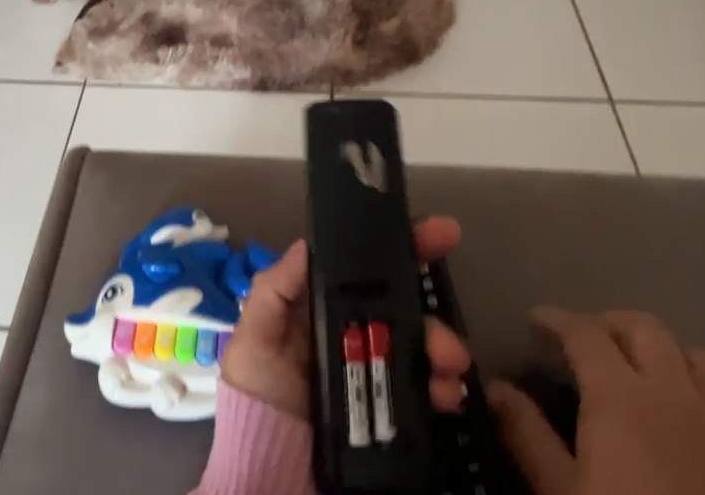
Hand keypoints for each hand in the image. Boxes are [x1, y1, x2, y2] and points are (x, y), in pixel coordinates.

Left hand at [221, 217, 472, 419]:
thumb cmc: (259, 396)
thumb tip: (306, 245)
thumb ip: (274, 291)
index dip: (401, 247)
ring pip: (421, 345)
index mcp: (323, 308)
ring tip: (450, 366)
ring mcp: (375, 371)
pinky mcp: (391, 409)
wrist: (273, 473)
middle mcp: (353, 333)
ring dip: (443, 348)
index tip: (438, 233)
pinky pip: (427, 389)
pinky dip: (444, 387)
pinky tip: (448, 394)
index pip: (365, 268)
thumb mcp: (254, 338)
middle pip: (403, 306)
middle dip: (432, 310)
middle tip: (447, 332)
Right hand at [490, 308, 704, 494]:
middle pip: (644, 328)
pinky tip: (693, 422)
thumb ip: (527, 433)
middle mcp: (675, 392)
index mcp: (620, 396)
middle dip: (608, 323)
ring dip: (663, 351)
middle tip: (583, 340)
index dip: (556, 319)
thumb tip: (495, 387)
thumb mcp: (561, 490)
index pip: (584, 332)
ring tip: (640, 370)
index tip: (535, 319)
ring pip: (696, 355)